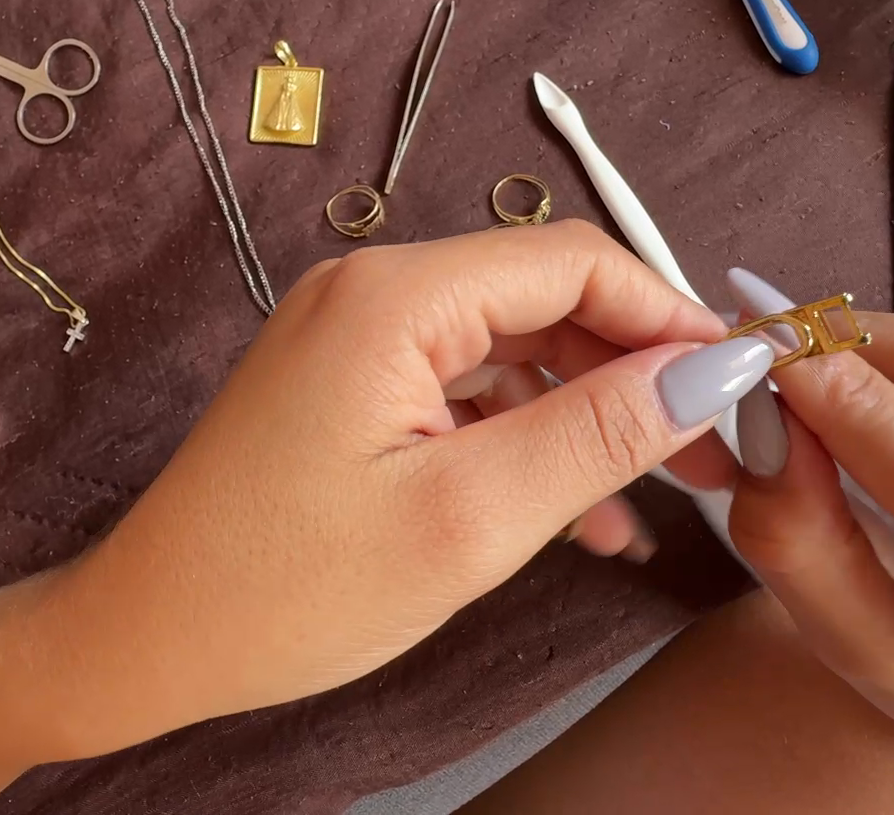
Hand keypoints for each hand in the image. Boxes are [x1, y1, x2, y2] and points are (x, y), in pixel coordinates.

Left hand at [47, 221, 770, 750]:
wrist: (156, 630)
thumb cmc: (290, 586)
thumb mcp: (468, 517)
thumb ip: (597, 431)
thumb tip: (707, 370)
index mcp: (392, 295)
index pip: (568, 262)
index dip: (666, 313)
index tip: (738, 381)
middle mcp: (369, 290)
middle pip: (537, 299)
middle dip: (629, 368)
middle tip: (707, 453)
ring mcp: (353, 332)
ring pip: (504, 347)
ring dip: (579, 410)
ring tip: (651, 493)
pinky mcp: (347, 377)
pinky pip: (456, 385)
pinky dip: (517, 432)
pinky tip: (570, 507)